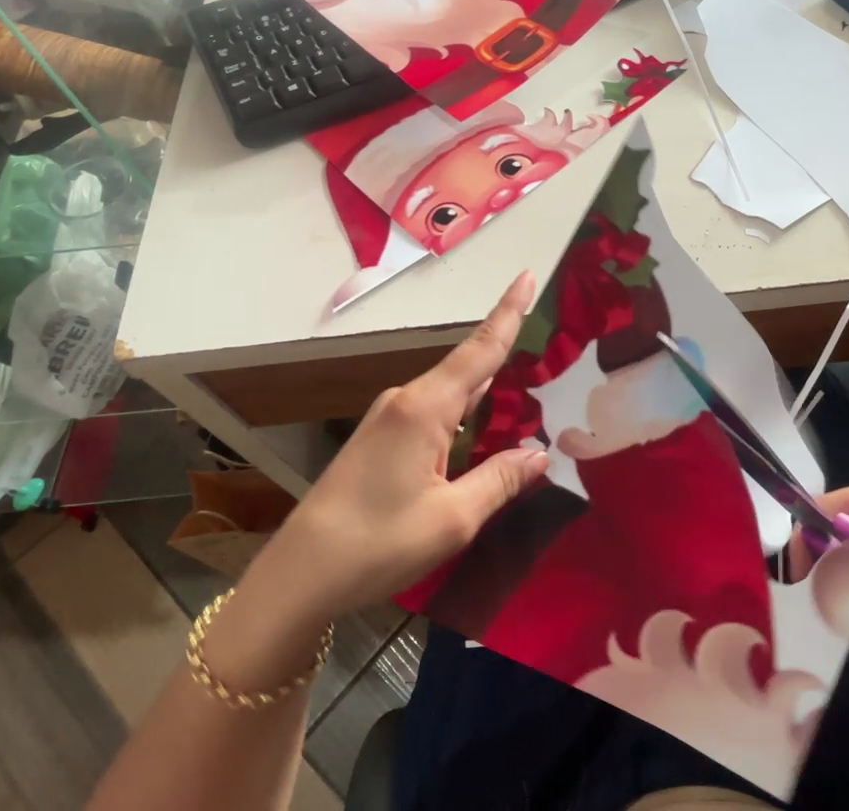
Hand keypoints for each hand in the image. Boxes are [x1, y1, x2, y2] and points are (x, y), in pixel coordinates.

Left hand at [253, 273, 549, 622]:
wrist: (301, 574)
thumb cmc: (379, 542)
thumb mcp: (454, 518)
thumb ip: (501, 479)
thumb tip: (539, 453)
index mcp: (426, 408)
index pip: (480, 349)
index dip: (508, 312)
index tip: (527, 274)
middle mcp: (405, 402)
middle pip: (467, 368)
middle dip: (504, 352)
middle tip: (547, 346)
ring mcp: (387, 421)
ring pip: (450, 393)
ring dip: (485, 390)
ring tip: (526, 392)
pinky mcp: (379, 441)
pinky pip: (434, 413)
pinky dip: (464, 413)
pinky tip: (481, 431)